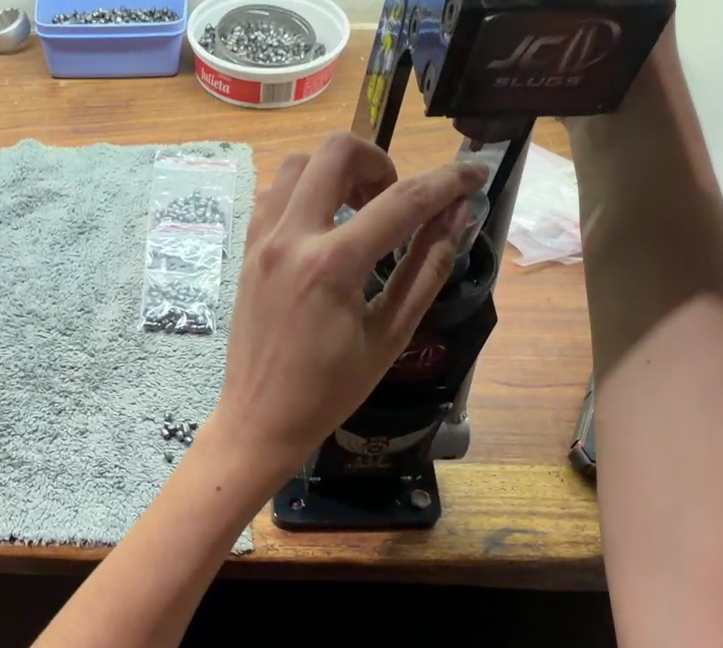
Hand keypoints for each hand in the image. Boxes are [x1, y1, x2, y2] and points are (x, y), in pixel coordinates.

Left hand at [200, 133, 488, 482]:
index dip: (448, 181)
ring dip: (337, 173)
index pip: (402, 200)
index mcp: (331, 266)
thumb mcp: (389, 336)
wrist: (259, 420)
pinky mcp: (247, 254)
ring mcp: (261, 243)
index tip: (475, 172)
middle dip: (382, 162)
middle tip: (395, 201)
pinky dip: (305, 194)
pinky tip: (324, 229)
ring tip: (358, 213)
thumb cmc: (328, 392)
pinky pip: (275, 196)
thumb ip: (427, 270)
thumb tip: (458, 217)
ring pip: (299, 165)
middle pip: (338, 151)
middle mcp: (291, 240)